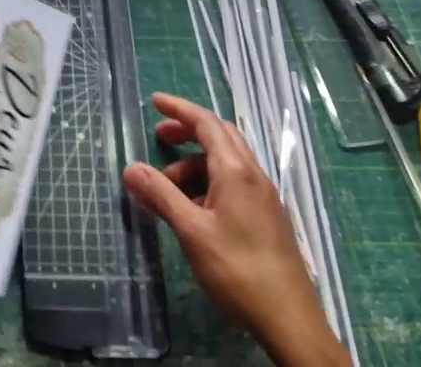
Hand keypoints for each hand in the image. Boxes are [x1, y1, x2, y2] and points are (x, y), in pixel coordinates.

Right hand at [122, 93, 343, 366]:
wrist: (289, 317)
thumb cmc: (237, 270)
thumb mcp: (192, 232)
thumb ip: (161, 196)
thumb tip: (131, 168)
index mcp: (236, 171)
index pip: (206, 123)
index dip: (180, 109)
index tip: (155, 101)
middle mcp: (253, 174)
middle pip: (220, 136)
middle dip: (188, 130)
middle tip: (160, 136)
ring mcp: (264, 196)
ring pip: (228, 161)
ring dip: (196, 162)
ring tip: (169, 188)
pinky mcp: (267, 216)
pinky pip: (235, 182)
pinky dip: (210, 181)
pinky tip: (195, 209)